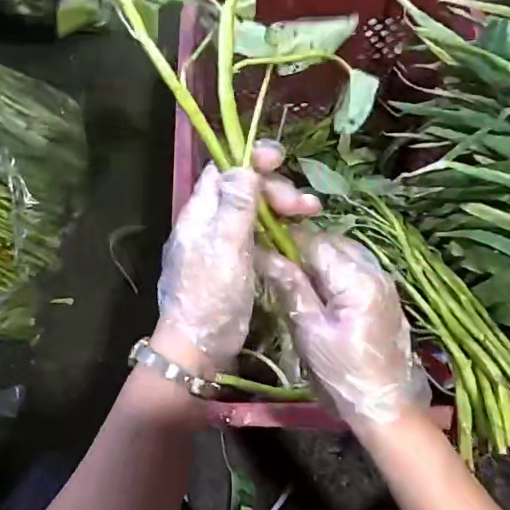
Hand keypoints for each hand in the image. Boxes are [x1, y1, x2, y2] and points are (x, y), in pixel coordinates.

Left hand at [153, 143, 319, 374]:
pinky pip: (258, 236)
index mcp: (200, 213)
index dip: (251, 159)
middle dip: (276, 189)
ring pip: (254, 212)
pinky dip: (278, 230)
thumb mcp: (224, 247)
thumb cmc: (209, 297)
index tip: (280, 160)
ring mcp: (222, 245)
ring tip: (312, 214)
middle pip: (244, 189)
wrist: (197, 350)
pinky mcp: (235, 266)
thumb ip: (235, 206)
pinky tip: (298, 235)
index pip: (223, 170)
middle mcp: (209, 223)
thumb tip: (243, 166)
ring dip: (282, 208)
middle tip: (306, 206)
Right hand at [257, 230, 430, 431]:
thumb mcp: (310, 330)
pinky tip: (316, 290)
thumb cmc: (342, 372)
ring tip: (292, 278)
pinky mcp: (383, 294)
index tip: (260, 246)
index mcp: (357, 278)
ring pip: (343, 253)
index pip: (315, 242)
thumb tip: (263, 253)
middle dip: (301, 248)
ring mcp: (383, 281)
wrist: (384, 406)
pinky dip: (332, 270)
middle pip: (331, 242)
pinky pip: (354, 267)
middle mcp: (375, 270)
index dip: (285, 240)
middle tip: (274, 265)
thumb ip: (290, 286)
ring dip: (316, 258)